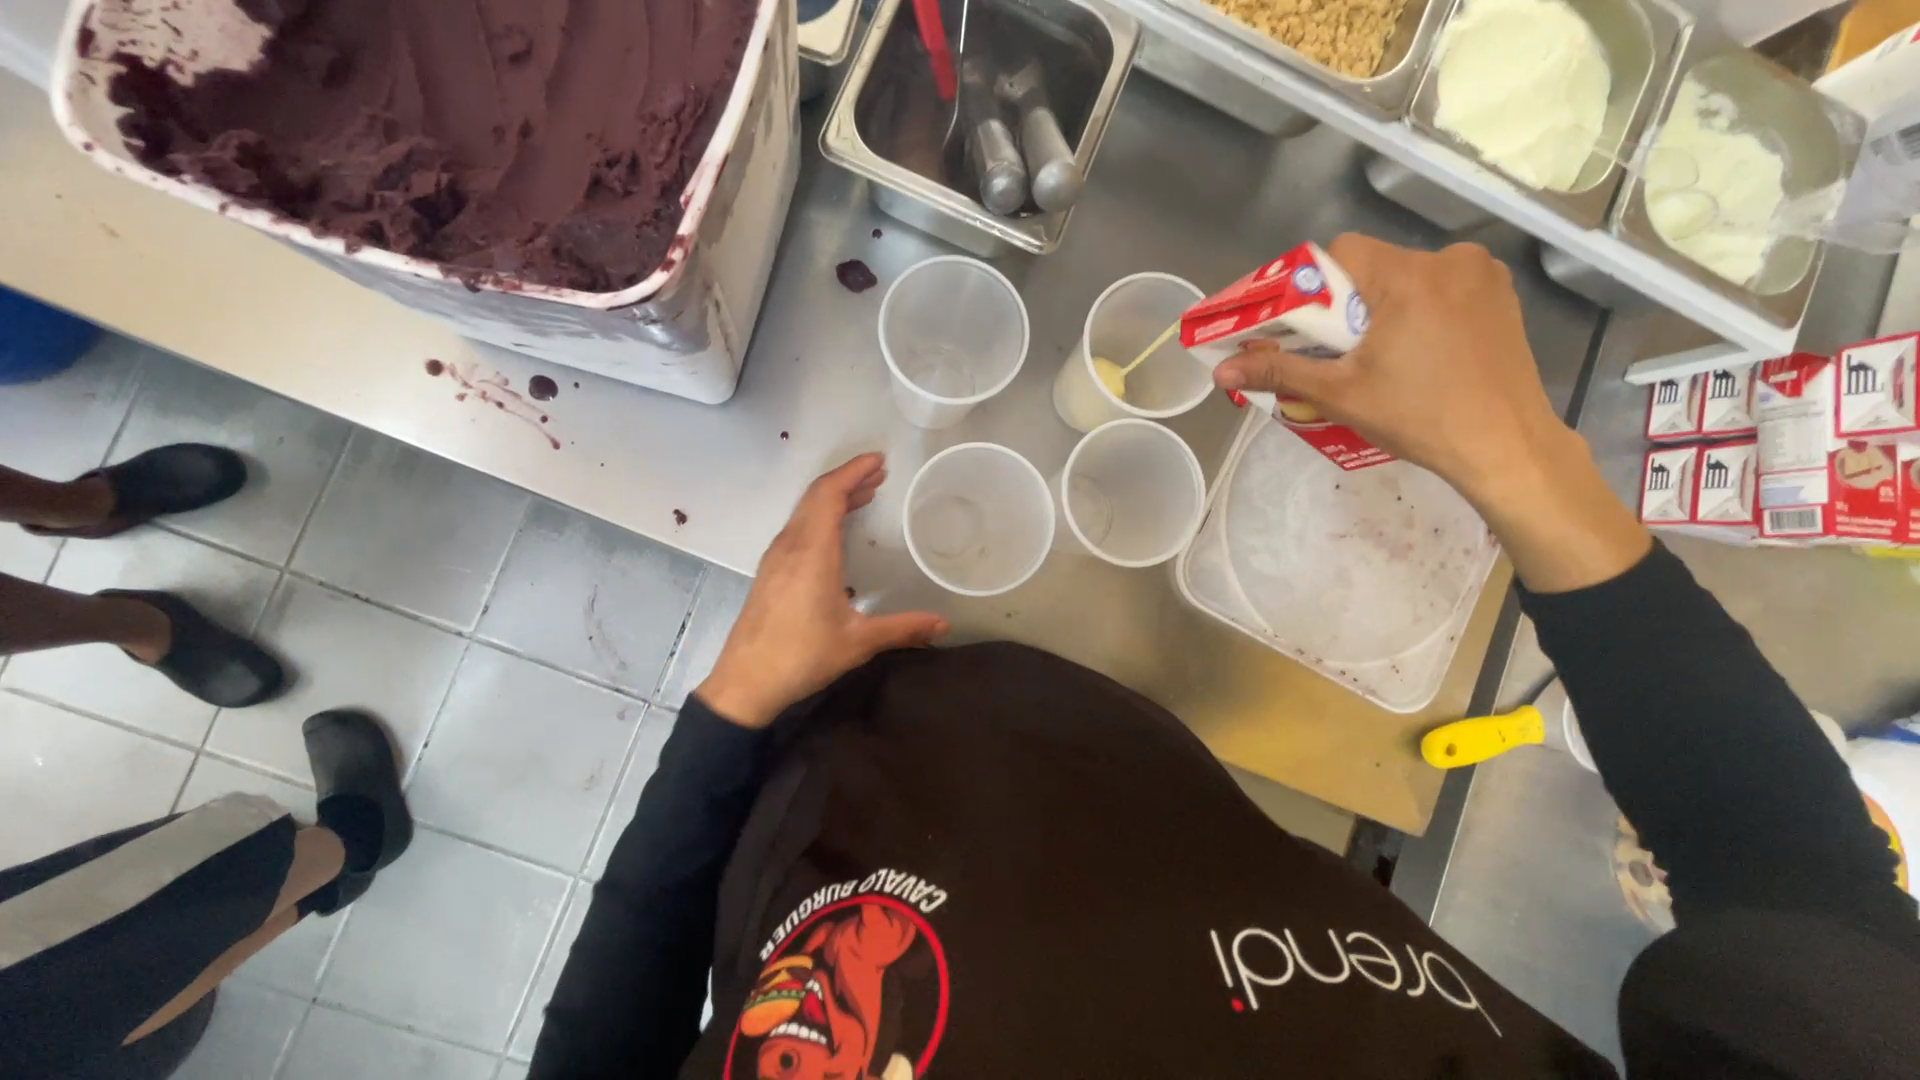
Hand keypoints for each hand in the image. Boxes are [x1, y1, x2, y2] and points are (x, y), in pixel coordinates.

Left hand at [695, 454, 947, 728]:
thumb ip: (902, 628)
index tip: (878, 461)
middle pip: (816, 497)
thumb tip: (943, 623)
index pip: (829, 495)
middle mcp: (790, 546)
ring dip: (833, 497)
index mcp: (812, 553)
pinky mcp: (770, 572)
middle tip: (879, 474)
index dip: (853, 472)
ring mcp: (776, 558)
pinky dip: (820, 516)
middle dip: (847, 480)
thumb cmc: (801, 657)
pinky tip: (836, 531)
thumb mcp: (858, 642)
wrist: (745, 683)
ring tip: (864, 495)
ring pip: (804, 511)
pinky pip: (797, 528)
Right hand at [1212, 234, 1580, 504]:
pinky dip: (1419, 312)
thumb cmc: (1419, 417)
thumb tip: (1221, 369)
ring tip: (1378, 356)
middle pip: (1373, 266)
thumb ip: (1279, 371)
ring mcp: (1482, 276)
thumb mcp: (1339, 394)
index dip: (1312, 284)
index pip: (1340, 251)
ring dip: (1383, 308)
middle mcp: (1449, 260)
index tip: (1302, 325)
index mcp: (1406, 276)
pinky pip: (1441, 289)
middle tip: (1336, 351)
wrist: (1505, 446)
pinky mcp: (1502, 297)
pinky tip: (1418, 352)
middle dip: (1346, 303)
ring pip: (1408, 278)